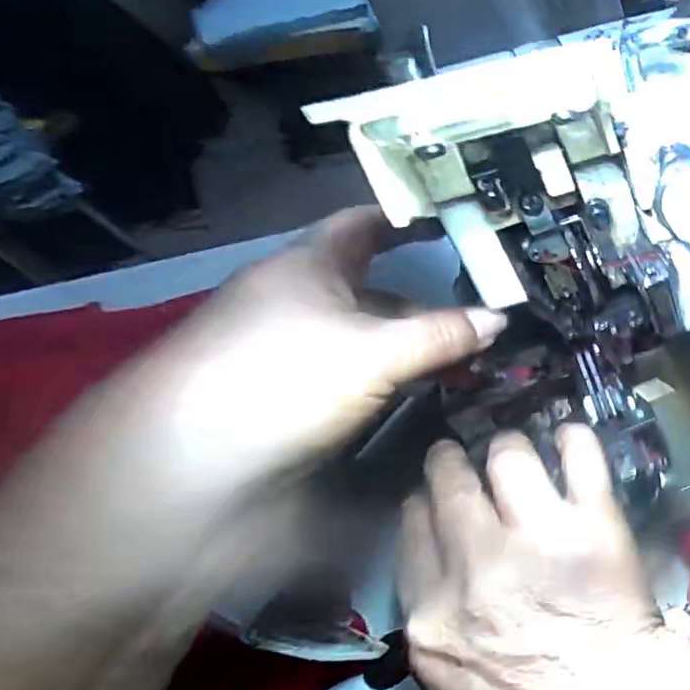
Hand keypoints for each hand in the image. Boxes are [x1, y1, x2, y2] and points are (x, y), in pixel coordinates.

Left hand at [113, 206, 505, 507]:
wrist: (189, 469)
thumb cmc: (282, 377)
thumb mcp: (372, 351)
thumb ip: (440, 335)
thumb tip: (499, 319)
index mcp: (309, 266)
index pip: (365, 224)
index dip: (409, 219)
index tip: (457, 225)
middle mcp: (301, 302)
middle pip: (379, 291)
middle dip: (431, 306)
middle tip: (485, 324)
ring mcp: (297, 352)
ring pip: (372, 338)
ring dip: (418, 349)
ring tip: (471, 367)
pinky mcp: (296, 397)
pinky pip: (360, 374)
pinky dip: (396, 379)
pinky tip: (427, 395)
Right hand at [399, 427, 689, 689]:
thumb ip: (447, 641)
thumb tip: (453, 602)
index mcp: (432, 617)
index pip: (413, 531)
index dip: (424, 502)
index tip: (433, 494)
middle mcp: (473, 565)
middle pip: (452, 484)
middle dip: (455, 460)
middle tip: (466, 452)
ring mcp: (534, 538)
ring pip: (508, 456)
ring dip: (510, 447)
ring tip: (519, 448)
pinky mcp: (593, 525)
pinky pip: (579, 457)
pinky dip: (573, 440)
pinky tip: (571, 438)